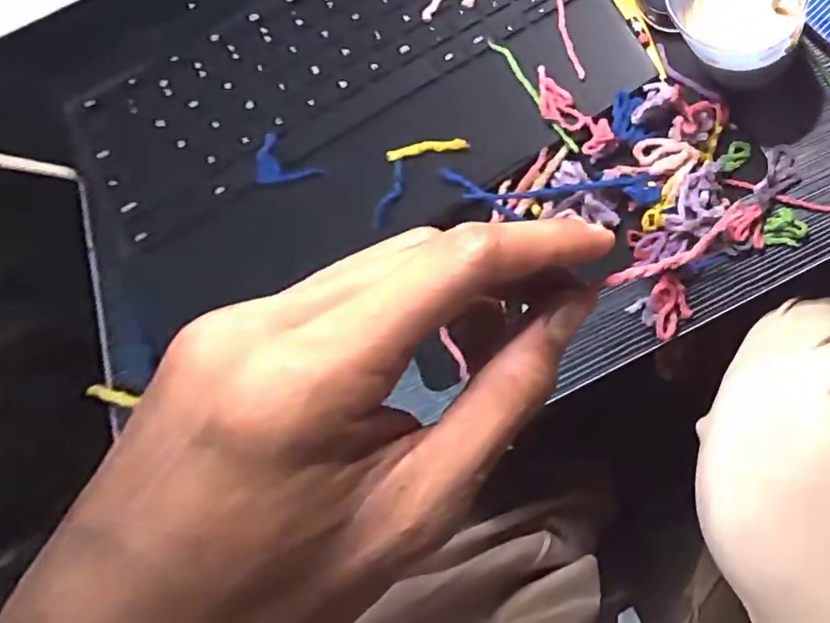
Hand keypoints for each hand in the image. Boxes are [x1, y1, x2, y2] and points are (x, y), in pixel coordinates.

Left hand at [0, 220, 610, 622]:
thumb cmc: (278, 598)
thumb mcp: (421, 505)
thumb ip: (510, 392)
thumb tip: (571, 305)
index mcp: (307, 373)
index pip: (455, 262)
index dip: (542, 241)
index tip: (602, 244)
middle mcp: (263, 319)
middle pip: (426, 248)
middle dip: (511, 260)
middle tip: (567, 293)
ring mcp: (235, 317)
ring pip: (393, 257)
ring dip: (466, 278)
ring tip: (502, 330)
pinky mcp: (227, 326)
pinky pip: (354, 283)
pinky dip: (417, 296)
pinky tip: (434, 342)